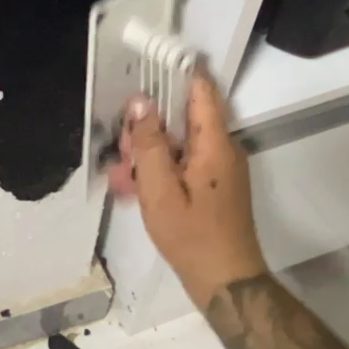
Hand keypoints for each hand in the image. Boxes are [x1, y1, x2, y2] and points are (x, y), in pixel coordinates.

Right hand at [107, 72, 265, 305]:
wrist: (227, 286)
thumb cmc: (193, 236)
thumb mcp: (160, 189)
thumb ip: (148, 142)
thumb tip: (139, 101)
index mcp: (214, 143)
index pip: (200, 89)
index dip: (175, 71)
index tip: (147, 63)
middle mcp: (222, 149)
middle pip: (182, 116)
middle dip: (148, 125)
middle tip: (122, 148)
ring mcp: (219, 168)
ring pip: (179, 141)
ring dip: (149, 151)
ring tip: (121, 175)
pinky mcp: (214, 186)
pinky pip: (183, 162)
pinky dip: (160, 169)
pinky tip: (134, 188)